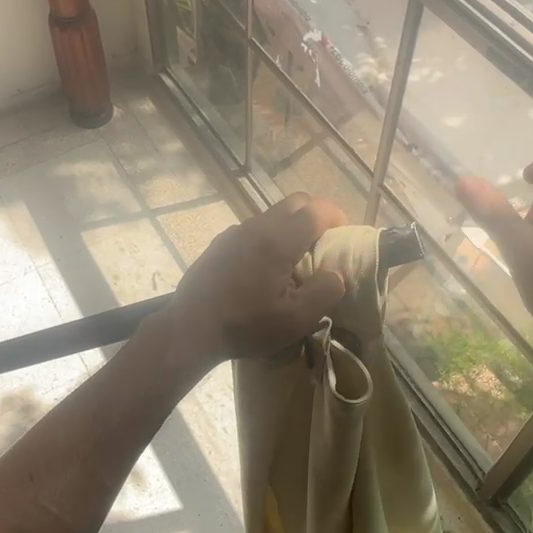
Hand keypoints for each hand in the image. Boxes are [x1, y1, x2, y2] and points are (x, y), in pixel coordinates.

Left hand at [161, 192, 347, 364]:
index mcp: (278, 239)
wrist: (190, 328)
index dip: (337, 218)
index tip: (343, 239)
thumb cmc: (246, 325)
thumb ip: (324, 292)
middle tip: (321, 248)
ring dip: (289, 229)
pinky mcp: (219, 244)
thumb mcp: (296, 319)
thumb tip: (336, 274)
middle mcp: (256, 226)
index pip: (317, 209)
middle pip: (294, 203)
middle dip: (314, 218)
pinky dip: (266, 240)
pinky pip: (252, 231)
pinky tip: (262, 272)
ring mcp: (234, 233)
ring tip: (292, 263)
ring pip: (271, 216)